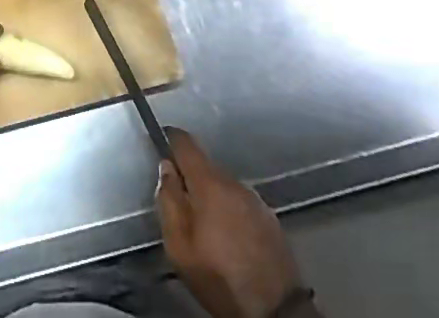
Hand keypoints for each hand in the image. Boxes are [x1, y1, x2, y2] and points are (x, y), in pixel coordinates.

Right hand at [155, 127, 308, 317]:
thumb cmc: (219, 277)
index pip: (187, 143)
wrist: (277, 314)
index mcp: (210, 184)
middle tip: (179, 201)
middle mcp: (236, 184)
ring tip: (203, 223)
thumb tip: (166, 168)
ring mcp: (257, 202)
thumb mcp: (178, 244)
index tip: (161, 145)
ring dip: (210, 195)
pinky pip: (240, 202)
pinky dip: (229, 209)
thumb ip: (168, 200)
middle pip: (205, 166)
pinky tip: (226, 234)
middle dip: (190, 176)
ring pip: (223, 185)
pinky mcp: (271, 220)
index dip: (171, 139)